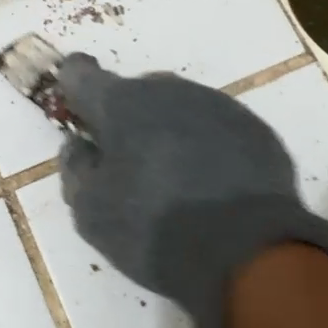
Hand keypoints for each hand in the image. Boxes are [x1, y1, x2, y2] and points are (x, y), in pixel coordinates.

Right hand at [54, 53, 327, 327]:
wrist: (245, 254)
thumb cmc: (152, 227)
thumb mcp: (90, 211)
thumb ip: (76, 169)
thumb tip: (80, 146)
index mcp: (121, 103)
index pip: (80, 73)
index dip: (72, 88)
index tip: (76, 111)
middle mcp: (168, 91)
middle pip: (135, 94)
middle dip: (126, 120)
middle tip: (126, 165)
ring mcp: (217, 107)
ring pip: (179, 111)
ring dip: (168, 134)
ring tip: (174, 184)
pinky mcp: (255, 131)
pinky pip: (217, 131)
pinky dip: (208, 150)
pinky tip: (211, 190)